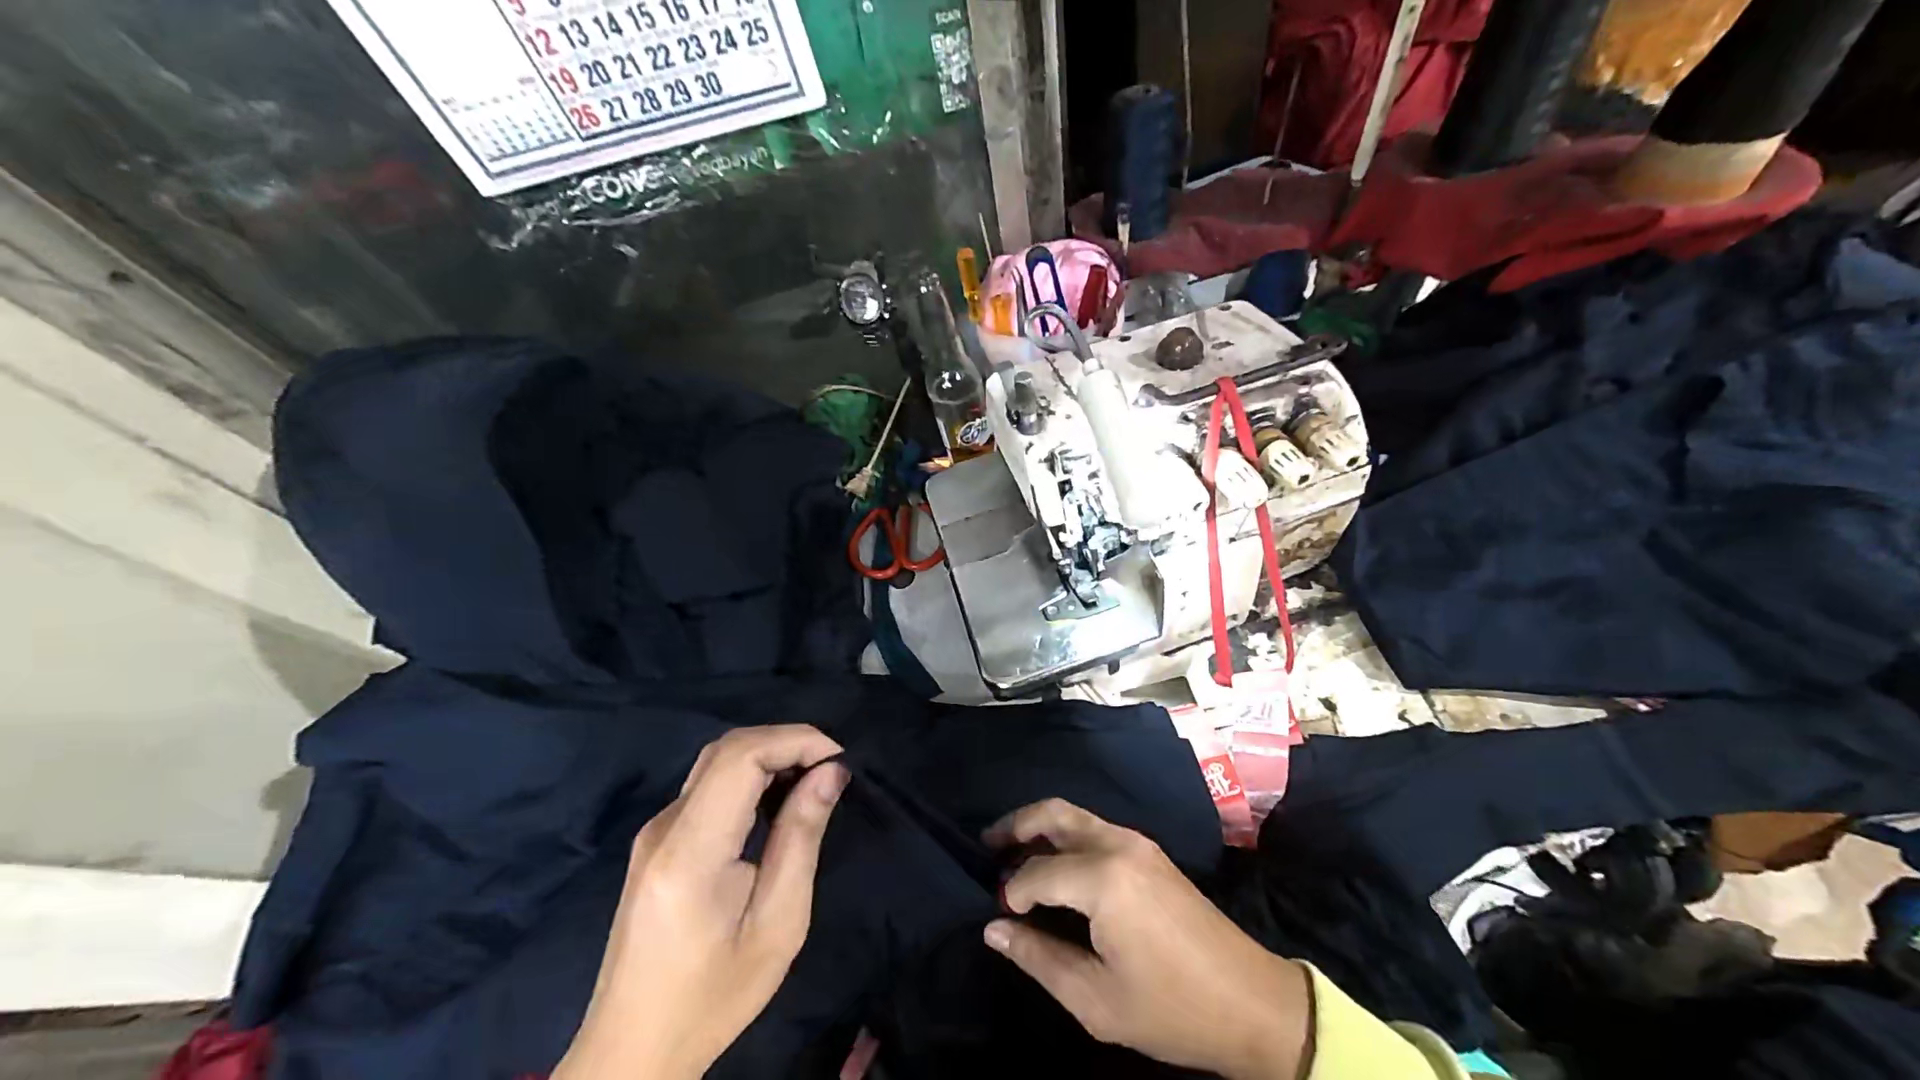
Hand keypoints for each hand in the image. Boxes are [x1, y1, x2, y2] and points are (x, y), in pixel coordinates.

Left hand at [555, 726, 850, 1079]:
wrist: (634, 1047)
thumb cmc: (714, 996)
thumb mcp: (778, 924)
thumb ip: (801, 838)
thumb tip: (830, 773)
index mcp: (690, 850)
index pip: (741, 757)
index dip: (794, 740)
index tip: (839, 760)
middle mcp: (664, 827)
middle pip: (727, 750)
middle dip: (786, 742)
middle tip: (832, 768)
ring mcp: (654, 832)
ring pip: (715, 762)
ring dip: (768, 756)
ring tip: (813, 780)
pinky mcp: (656, 841)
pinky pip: (707, 786)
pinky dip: (749, 776)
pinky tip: (777, 801)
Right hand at [983, 799, 1312, 1079]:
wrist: (1252, 1003)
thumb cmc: (1171, 1008)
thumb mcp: (1095, 1000)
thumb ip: (1038, 958)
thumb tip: (994, 929)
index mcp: (1103, 879)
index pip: (1035, 873)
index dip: (1012, 894)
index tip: (1004, 919)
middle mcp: (1117, 845)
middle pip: (1053, 813)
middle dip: (1015, 825)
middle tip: (987, 847)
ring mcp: (1138, 843)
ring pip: (1074, 815)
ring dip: (1040, 827)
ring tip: (1012, 853)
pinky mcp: (1150, 852)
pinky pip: (1095, 828)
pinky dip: (1065, 836)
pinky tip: (1054, 865)